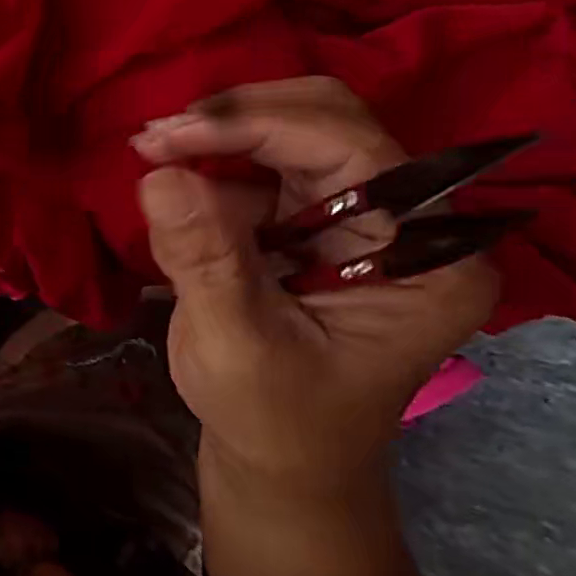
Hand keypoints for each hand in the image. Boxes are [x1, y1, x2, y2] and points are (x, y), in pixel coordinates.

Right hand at [131, 77, 498, 490]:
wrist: (279, 457)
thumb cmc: (274, 417)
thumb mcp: (237, 343)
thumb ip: (204, 259)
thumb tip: (158, 174)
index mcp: (425, 257)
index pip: (352, 150)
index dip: (257, 126)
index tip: (166, 136)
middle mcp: (404, 222)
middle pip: (328, 122)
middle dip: (237, 118)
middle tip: (155, 137)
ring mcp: (356, 218)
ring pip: (292, 132)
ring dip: (218, 135)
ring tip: (150, 151)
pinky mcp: (308, 223)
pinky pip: (260, 165)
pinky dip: (210, 162)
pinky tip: (169, 182)